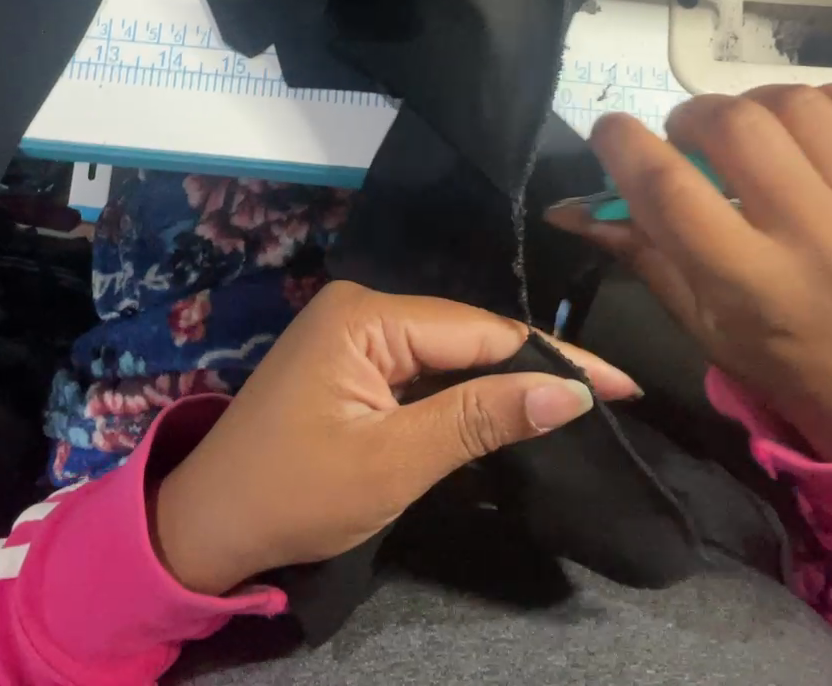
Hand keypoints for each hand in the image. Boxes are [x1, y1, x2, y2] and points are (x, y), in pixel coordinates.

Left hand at [151, 281, 640, 594]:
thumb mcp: (395, 461)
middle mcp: (359, 307)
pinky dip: (458, 393)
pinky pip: (417, 368)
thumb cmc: (296, 494)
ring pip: (444, 353)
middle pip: (464, 335)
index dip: (553, 357)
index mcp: (366, 315)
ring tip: (571, 401)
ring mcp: (350, 332)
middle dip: (531, 367)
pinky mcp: (346, 361)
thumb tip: (571, 392)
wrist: (209, 524)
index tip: (622, 384)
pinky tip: (500, 407)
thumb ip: (481, 418)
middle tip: (608, 396)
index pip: (480, 329)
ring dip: (497, 381)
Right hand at [550, 84, 831, 461]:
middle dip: (690, 117)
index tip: (610, 133)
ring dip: (753, 105)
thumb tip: (564, 207)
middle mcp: (817, 234)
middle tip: (687, 141)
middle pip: (735, 126)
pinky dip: (830, 99)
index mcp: (749, 279)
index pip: (668, 186)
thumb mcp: (694, 316)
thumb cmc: (777, 359)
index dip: (623, 143)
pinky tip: (809, 129)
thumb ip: (635, 248)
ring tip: (747, 133)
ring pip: (799, 103)